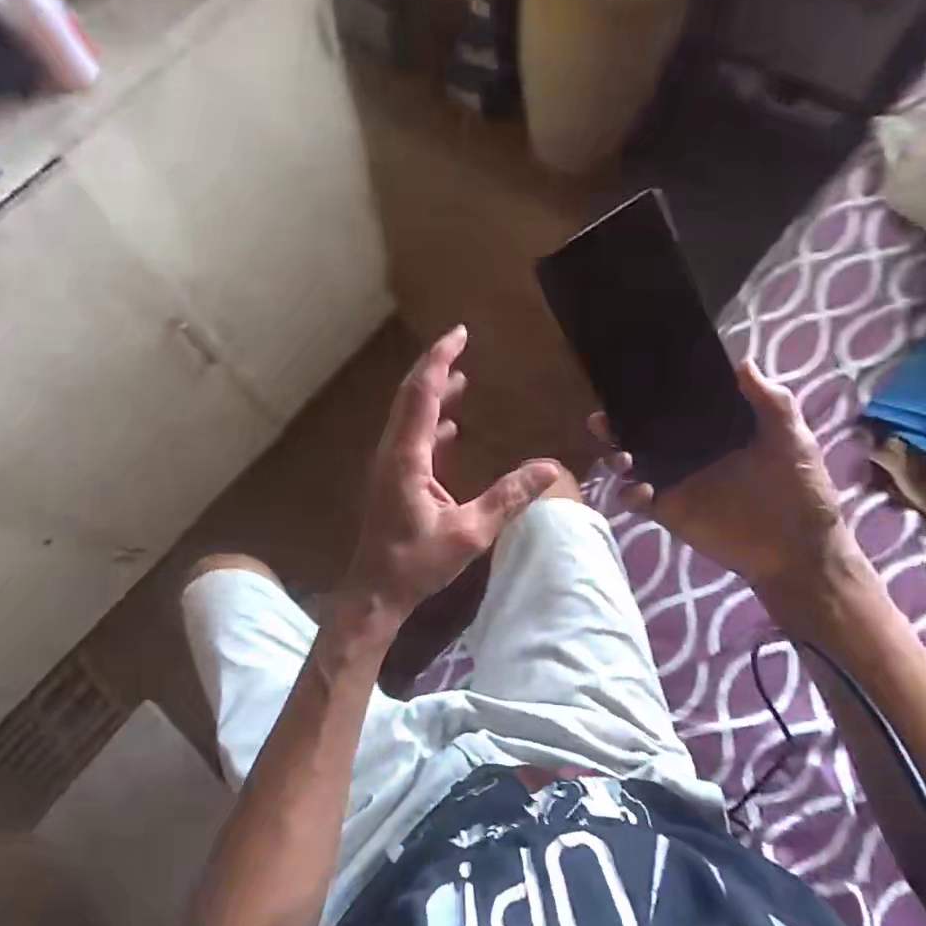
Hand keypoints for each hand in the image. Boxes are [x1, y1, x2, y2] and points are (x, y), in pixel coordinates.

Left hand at [344, 326, 561, 635]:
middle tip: (460, 343)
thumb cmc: (416, 563)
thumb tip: (551, 468)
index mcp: (406, 457)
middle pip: (409, 396)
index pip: (421, 394)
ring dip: (432, 394)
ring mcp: (389, 465)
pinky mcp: (393, 480)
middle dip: (434, 367)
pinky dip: (430, 423)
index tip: (459, 334)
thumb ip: (509, 498)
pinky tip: (451, 426)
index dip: (439, 360)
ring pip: (408, 416)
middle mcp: (392, 452)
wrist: (375, 591)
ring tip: (461, 377)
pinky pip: (411, 439)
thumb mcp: (469, 532)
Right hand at [590, 360, 847, 588]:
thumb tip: (743, 363)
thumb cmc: (801, 489)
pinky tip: (642, 492)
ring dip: (615, 458)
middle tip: (602, 422)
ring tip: (623, 460)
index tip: (625, 386)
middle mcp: (685, 451)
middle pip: (637, 434)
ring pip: (629, 464)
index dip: (644, 398)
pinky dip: (629, 494)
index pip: (669, 407)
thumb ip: (771, 402)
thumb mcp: (791, 439)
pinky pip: (635, 500)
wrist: (797, 549)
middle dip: (613, 426)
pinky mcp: (667, 511)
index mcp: (710, 430)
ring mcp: (673, 481)